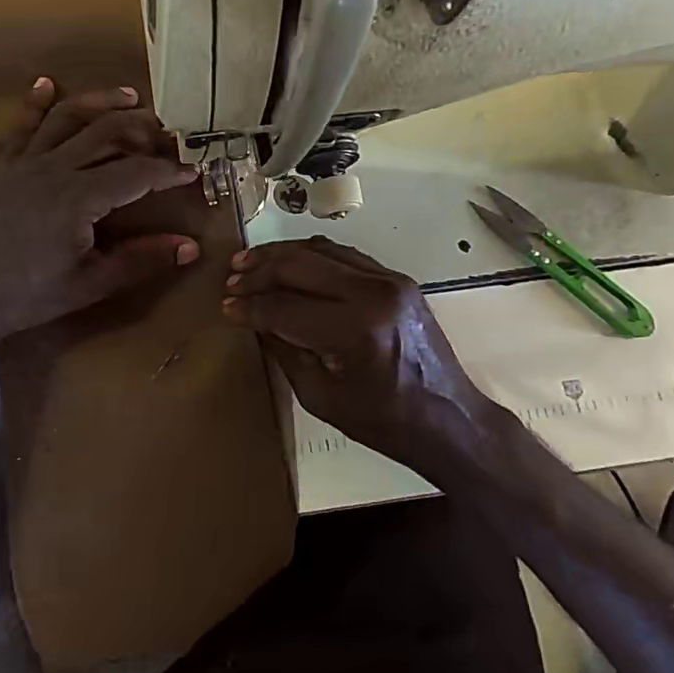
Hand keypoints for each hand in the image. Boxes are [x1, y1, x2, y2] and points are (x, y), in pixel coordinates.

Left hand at [0, 78, 199, 344]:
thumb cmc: (29, 296)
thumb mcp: (92, 283)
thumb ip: (143, 260)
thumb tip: (190, 247)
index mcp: (77, 198)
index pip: (136, 173)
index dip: (168, 171)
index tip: (193, 172)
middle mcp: (53, 169)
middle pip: (107, 132)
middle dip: (144, 129)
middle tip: (171, 135)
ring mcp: (26, 165)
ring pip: (69, 119)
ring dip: (102, 103)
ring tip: (130, 97)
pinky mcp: (5, 169)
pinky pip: (23, 128)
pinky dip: (36, 104)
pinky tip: (47, 84)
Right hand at [221, 237, 502, 473]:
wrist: (448, 417)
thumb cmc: (383, 421)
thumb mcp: (320, 397)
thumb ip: (284, 351)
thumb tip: (254, 319)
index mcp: (354, 330)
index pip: (284, 306)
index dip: (249, 306)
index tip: (225, 307)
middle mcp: (373, 293)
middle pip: (300, 266)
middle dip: (260, 271)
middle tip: (232, 277)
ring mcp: (389, 280)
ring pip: (322, 250)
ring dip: (283, 255)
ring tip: (252, 263)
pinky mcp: (397, 278)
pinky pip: (345, 255)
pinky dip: (313, 256)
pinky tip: (292, 263)